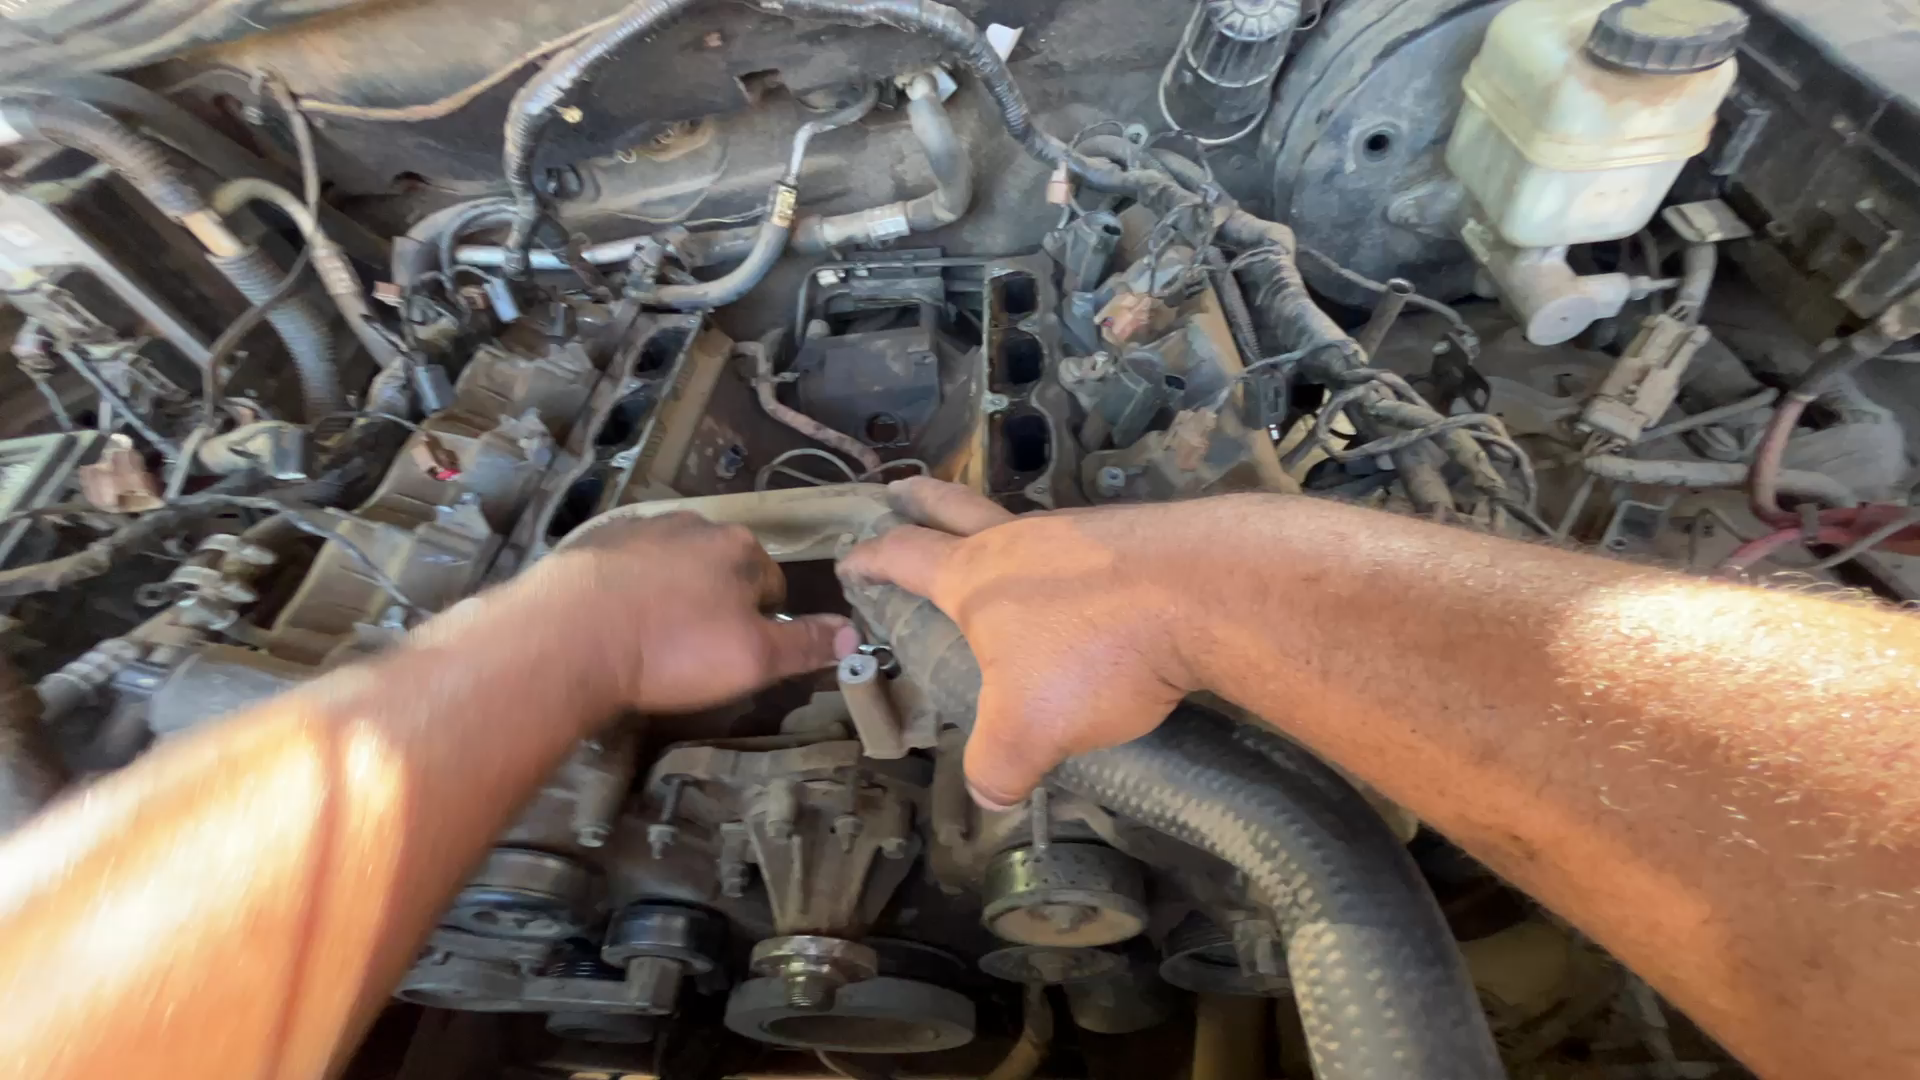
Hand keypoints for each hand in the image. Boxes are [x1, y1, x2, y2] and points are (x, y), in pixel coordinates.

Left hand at [498, 512, 858, 714]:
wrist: (565, 638)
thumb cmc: (673, 649)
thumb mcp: (754, 659)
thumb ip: (807, 643)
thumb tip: (855, 633)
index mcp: (742, 549)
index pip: (773, 586)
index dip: (761, 623)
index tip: (735, 654)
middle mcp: (698, 525)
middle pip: (725, 570)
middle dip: (718, 604)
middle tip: (692, 650)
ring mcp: (643, 527)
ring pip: (677, 563)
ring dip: (675, 592)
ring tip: (651, 638)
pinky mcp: (595, 540)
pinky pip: (629, 563)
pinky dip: (631, 586)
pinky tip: (614, 620)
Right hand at [837, 479, 1209, 808]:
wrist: (1202, 592)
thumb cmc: (1092, 653)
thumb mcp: (1028, 729)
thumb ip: (997, 766)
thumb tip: (988, 796)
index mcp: (975, 577)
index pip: (904, 556)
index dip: (870, 559)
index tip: (849, 559)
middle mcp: (1020, 541)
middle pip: (954, 506)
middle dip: (920, 500)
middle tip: (899, 491)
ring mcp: (1077, 532)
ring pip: (1023, 524)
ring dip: (1000, 532)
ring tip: (1002, 558)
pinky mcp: (1129, 538)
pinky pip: (1082, 546)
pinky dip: (1066, 561)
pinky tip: (1085, 588)